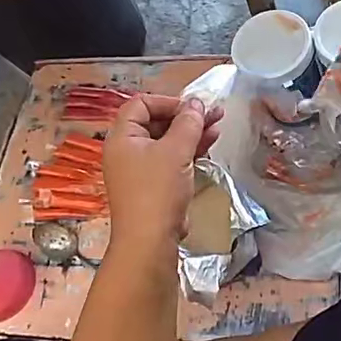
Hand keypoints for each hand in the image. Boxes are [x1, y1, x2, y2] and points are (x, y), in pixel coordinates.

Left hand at [103, 94, 221, 251]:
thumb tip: (197, 103)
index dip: (169, 101)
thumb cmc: (158, 189)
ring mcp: (140, 168)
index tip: (194, 107)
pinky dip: (189, 150)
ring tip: (218, 127)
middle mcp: (127, 150)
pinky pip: (171, 158)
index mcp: (122, 137)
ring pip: (167, 140)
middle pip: (156, 121)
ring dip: (192, 132)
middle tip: (214, 113)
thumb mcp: (176, 150)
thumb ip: (188, 122)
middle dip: (186, 116)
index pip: (141, 104)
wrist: (150, 239)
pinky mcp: (154, 184)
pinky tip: (209, 145)